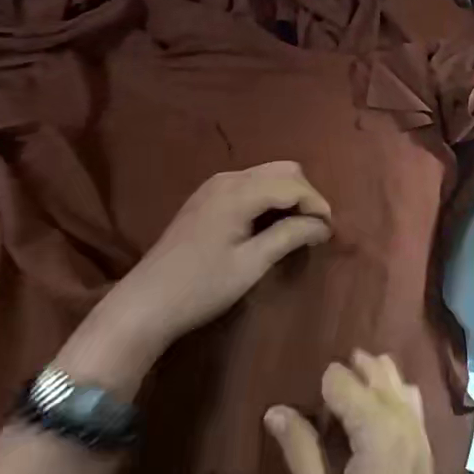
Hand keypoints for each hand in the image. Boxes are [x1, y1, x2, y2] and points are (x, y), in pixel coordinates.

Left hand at [56, 160, 332, 390]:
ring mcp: (213, 185)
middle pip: (282, 170)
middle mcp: (228, 178)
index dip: (316, 203)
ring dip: (287, 194)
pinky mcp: (206, 197)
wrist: (144, 304)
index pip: (293, 183)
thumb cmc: (201, 287)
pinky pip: (249, 183)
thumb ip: (289, 236)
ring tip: (298, 227)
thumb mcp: (251, 265)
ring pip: (266, 174)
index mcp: (239, 191)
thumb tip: (323, 225)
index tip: (329, 231)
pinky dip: (268, 196)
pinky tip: (269, 223)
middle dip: (305, 194)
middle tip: (315, 228)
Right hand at [265, 352, 440, 473]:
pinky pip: (410, 399)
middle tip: (319, 405)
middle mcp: (403, 417)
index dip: (318, 390)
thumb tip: (274, 411)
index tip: (305, 409)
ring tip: (342, 403)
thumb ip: (301, 453)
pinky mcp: (427, 448)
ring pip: (396, 378)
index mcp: (378, 427)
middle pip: (374, 367)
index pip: (340, 377)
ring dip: (370, 379)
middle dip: (346, 374)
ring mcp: (420, 431)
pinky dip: (390, 393)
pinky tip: (371, 415)